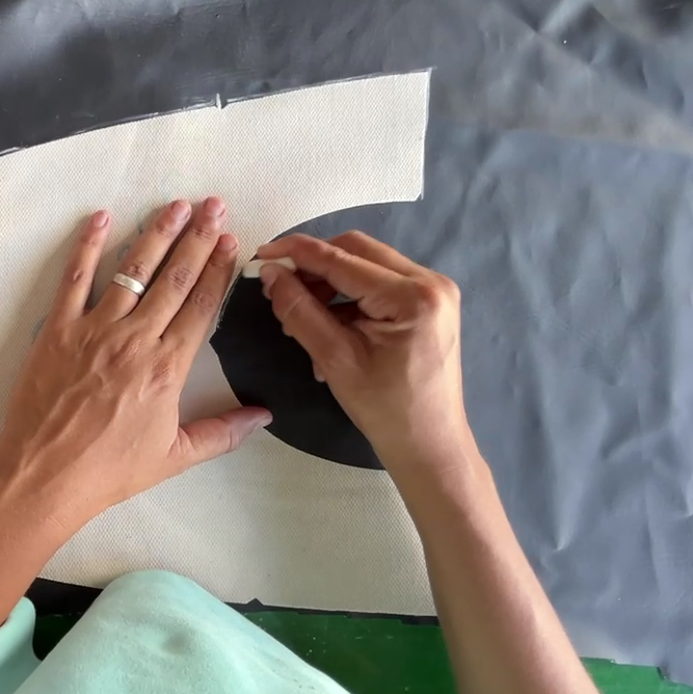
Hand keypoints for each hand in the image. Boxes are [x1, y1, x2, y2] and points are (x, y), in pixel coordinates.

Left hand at [0, 198, 272, 542]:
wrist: (45, 475)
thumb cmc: (110, 470)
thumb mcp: (174, 457)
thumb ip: (223, 433)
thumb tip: (265, 415)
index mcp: (167, 367)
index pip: (201, 306)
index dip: (219, 269)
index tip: (232, 240)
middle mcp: (135, 338)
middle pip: (174, 278)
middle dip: (198, 237)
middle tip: (214, 204)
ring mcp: (95, 329)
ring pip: (132, 270)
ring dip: (156, 233)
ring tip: (175, 205)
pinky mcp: (58, 328)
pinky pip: (75, 278)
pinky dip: (87, 245)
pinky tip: (101, 218)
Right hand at [253, 231, 469, 472]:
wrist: (427, 443)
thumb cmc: (384, 407)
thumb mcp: (333, 357)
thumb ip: (298, 309)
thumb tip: (269, 272)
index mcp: (411, 296)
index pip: (340, 259)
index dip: (295, 253)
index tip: (260, 254)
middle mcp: (429, 282)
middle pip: (355, 250)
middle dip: (312, 264)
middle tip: (277, 285)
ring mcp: (432, 290)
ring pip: (364, 263)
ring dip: (326, 281)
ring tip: (299, 313)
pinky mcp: (427, 301)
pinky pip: (376, 281)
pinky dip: (346, 294)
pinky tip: (325, 321)